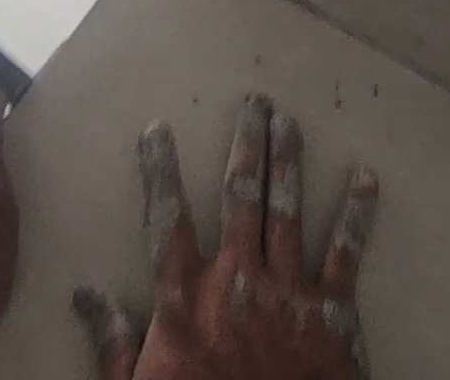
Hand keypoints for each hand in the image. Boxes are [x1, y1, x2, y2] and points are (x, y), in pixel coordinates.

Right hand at [73, 95, 377, 379]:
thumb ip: (113, 345)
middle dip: (247, 145)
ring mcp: (287, 292)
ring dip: (288, 161)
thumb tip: (84, 295)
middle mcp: (236, 279)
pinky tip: (365, 180)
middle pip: (239, 196)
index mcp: (186, 298)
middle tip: (255, 103)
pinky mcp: (331, 314)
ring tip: (290, 122)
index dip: (160, 170)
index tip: (159, 130)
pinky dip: (356, 215)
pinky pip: (346, 255)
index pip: (166, 218)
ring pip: (287, 210)